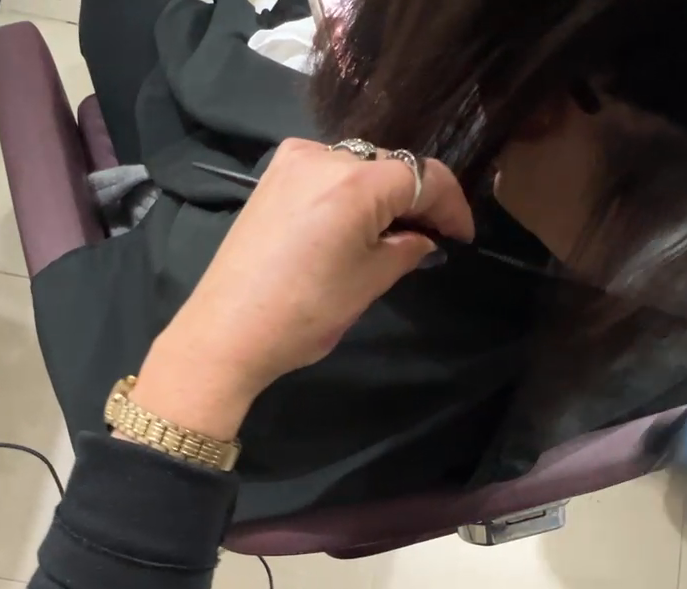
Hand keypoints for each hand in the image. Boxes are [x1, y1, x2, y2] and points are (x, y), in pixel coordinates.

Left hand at [128, 138, 474, 439]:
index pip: (424, 176)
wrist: (224, 335)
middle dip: (414, 200)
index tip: (461, 237)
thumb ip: (404, 250)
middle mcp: (323, 155)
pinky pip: (326, 174)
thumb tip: (424, 238)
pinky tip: (351, 227)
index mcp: (355, 182)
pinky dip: (347, 195)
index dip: (451, 206)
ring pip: (357, 167)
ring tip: (390, 236)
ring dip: (380, 196)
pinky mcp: (271, 179)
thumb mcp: (366, 285)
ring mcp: (291, 163)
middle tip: (428, 239)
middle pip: (389, 166)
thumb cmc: (301, 316)